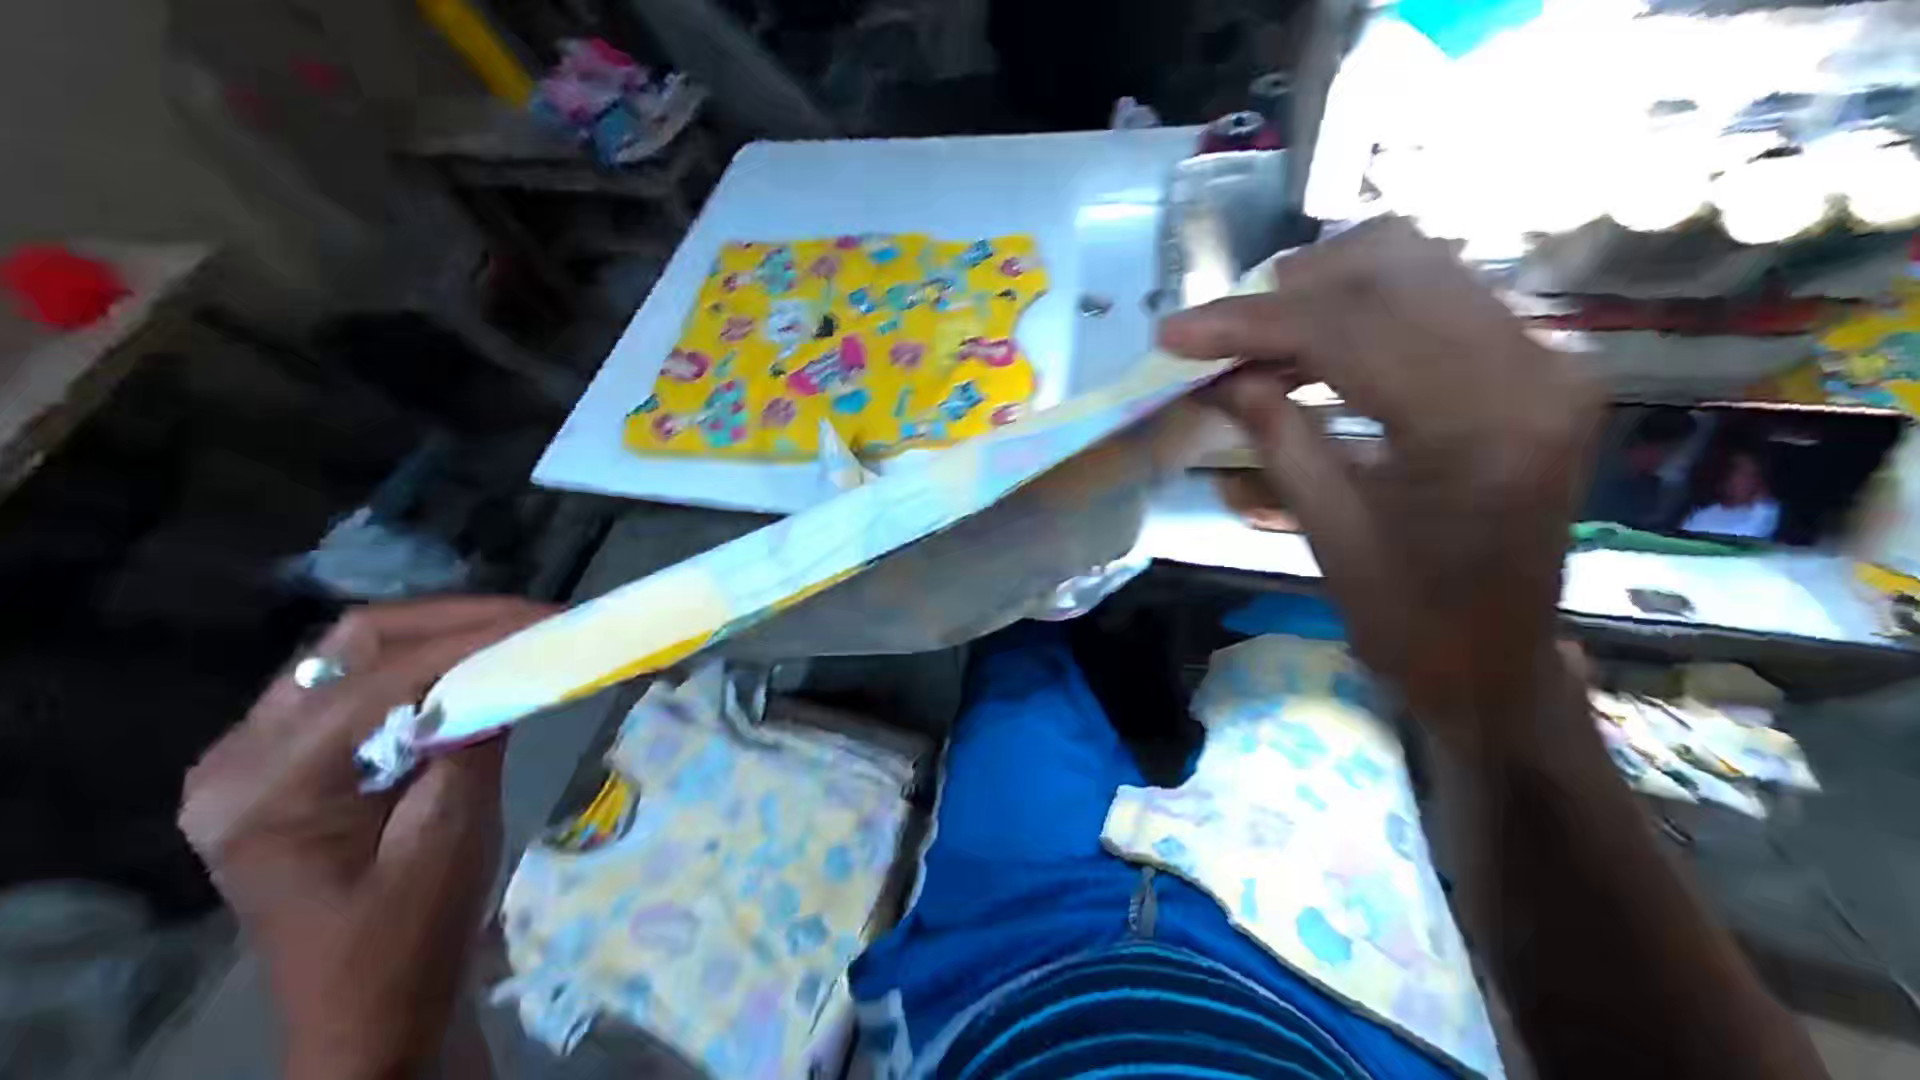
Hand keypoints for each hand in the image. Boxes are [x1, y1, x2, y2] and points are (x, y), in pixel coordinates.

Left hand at [180, 597, 556, 1079]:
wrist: (371, 1006)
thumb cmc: (408, 939)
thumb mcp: (450, 838)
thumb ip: (470, 743)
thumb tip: (510, 666)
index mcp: (264, 790)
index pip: (380, 680)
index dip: (474, 640)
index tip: (552, 621)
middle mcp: (240, 756)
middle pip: (355, 644)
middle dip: (458, 620)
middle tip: (538, 619)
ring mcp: (256, 753)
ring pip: (356, 650)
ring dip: (444, 632)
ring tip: (517, 632)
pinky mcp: (290, 756)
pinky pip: (361, 678)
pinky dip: (428, 660)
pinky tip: (475, 664)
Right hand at [1159, 219, 1599, 744]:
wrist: (1494, 658)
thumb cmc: (1404, 613)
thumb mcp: (1324, 524)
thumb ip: (1273, 430)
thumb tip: (1214, 372)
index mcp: (1474, 428)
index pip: (1347, 332)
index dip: (1248, 323)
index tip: (1172, 332)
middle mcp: (1530, 370)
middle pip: (1395, 266)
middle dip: (1288, 291)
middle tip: (1220, 335)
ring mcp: (1545, 361)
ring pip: (1421, 267)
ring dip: (1325, 291)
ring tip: (1259, 338)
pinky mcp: (1536, 366)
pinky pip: (1439, 298)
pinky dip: (1364, 310)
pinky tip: (1313, 349)